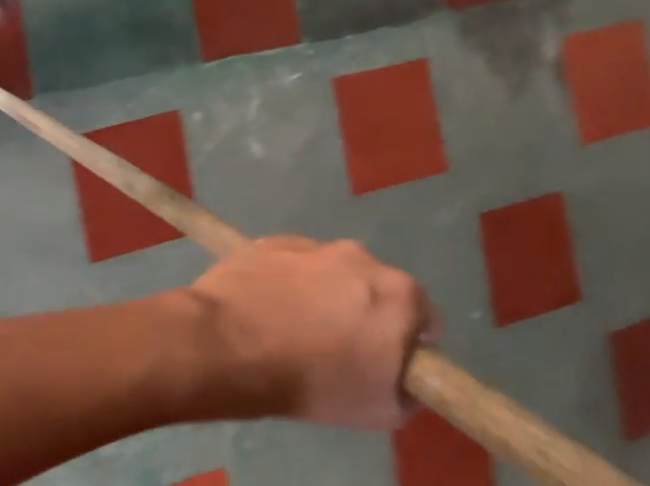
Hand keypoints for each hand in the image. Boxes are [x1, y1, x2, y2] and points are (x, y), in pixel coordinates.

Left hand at [188, 236, 434, 429]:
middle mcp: (356, 256)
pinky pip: (287, 263)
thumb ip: (409, 383)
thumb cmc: (315, 379)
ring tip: (294, 325)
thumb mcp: (387, 407)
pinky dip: (283, 279)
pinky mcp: (262, 242)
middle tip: (338, 343)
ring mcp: (305, 244)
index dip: (407, 342)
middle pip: (372, 287)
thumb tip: (400, 370)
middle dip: (363, 311)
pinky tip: (267, 305)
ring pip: (327, 272)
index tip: (382, 360)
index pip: (421, 318)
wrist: (228, 343)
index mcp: (399, 291)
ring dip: (320, 292)